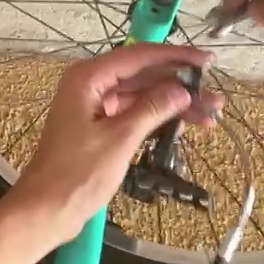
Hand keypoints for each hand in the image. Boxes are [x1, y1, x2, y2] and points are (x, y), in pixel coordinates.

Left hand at [2, 43, 218, 248]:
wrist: (47, 208)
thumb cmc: (78, 173)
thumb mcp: (119, 139)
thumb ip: (151, 110)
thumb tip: (181, 89)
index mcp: (88, 77)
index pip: (138, 56)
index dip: (175, 56)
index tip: (207, 60)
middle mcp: (90, 83)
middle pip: (142, 75)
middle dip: (179, 84)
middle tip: (216, 96)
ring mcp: (94, 104)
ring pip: (141, 94)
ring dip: (173, 103)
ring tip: (211, 114)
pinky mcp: (99, 124)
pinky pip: (133, 111)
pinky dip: (157, 117)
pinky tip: (185, 123)